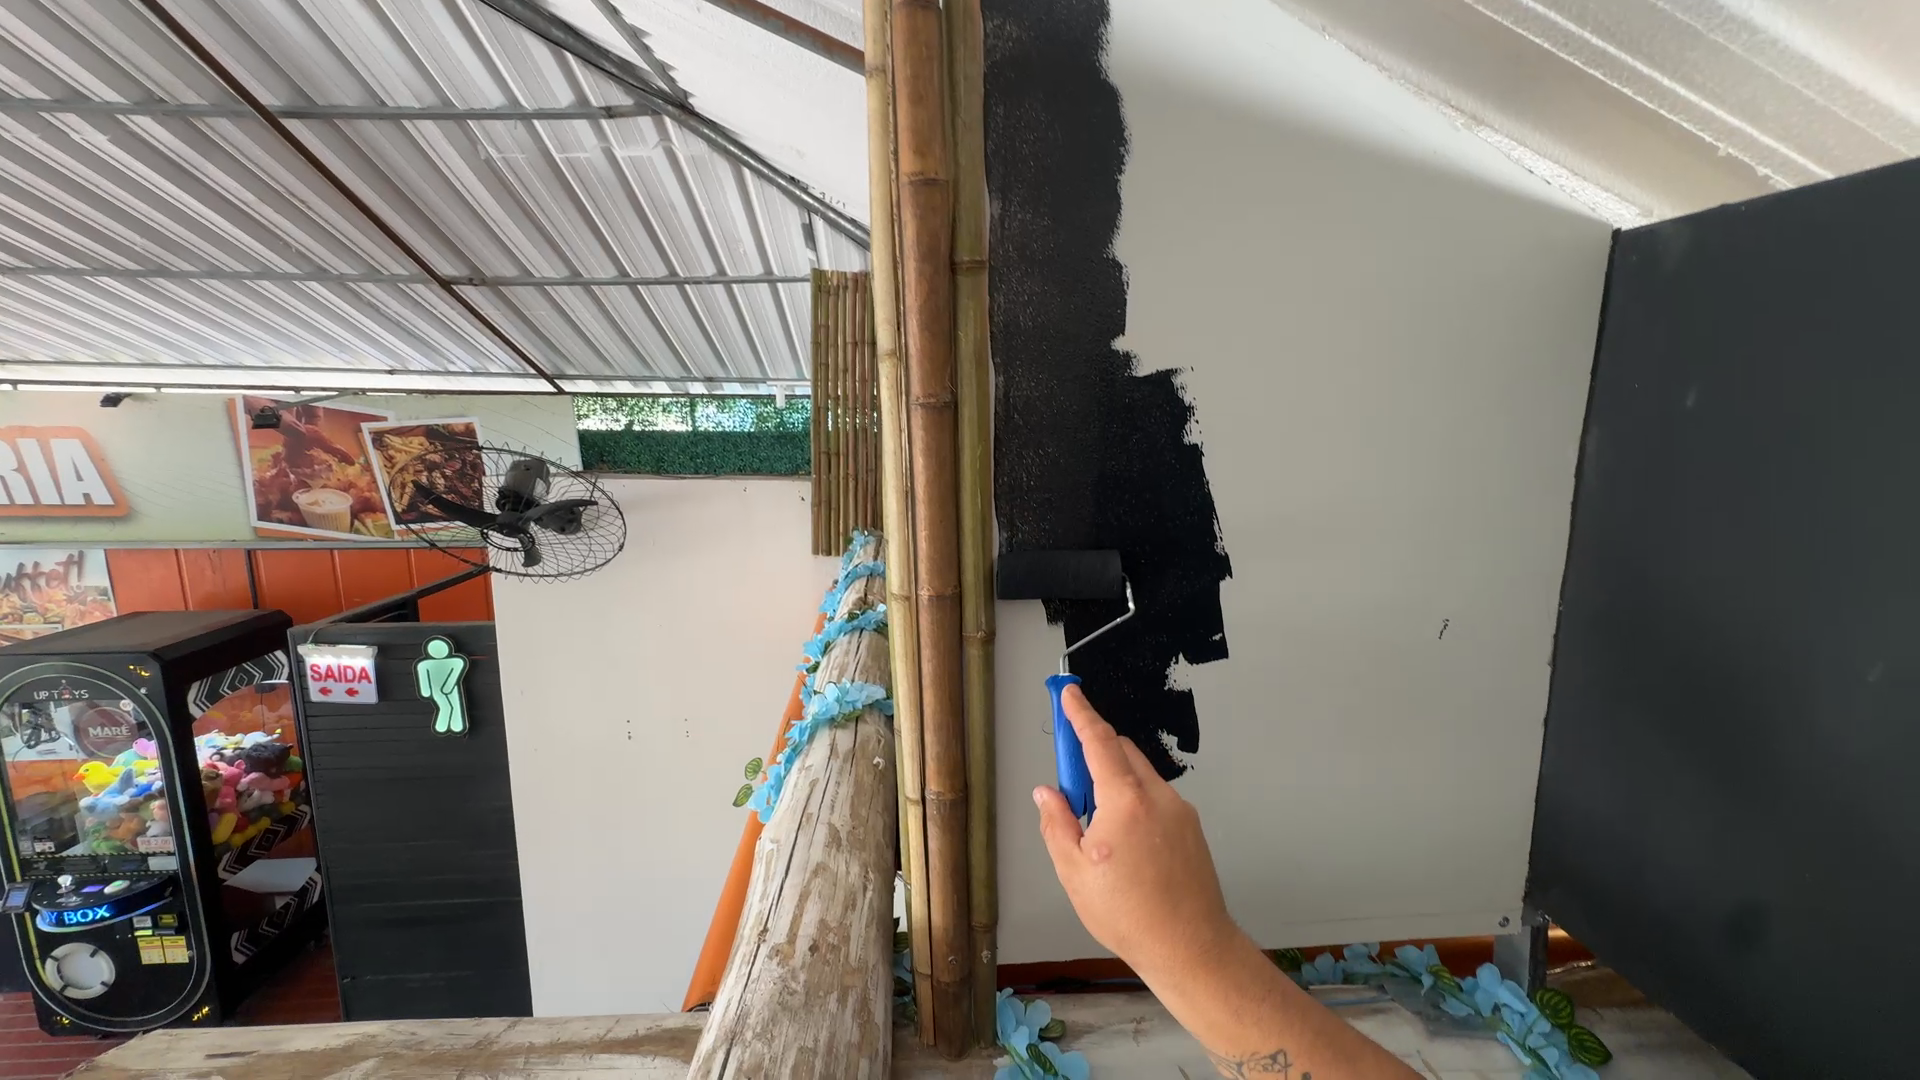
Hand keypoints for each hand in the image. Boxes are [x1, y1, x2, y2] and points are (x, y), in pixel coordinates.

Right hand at [1033, 684, 1241, 979]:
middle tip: (1071, 780)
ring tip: (1097, 825)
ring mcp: (1179, 810)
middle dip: (1093, 750)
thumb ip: (1056, 823)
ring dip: (1114, 778)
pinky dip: (1133, 798)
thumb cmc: (1129, 914)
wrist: (1191, 948)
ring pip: (1139, 774)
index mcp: (1125, 801)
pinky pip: (1155, 796)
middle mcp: (1157, 796)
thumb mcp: (1074, 872)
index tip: (1068, 691)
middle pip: (1121, 751)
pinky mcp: (1191, 827)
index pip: (1098, 741)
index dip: (1080, 713)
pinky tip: (1123, 839)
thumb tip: (1047, 793)